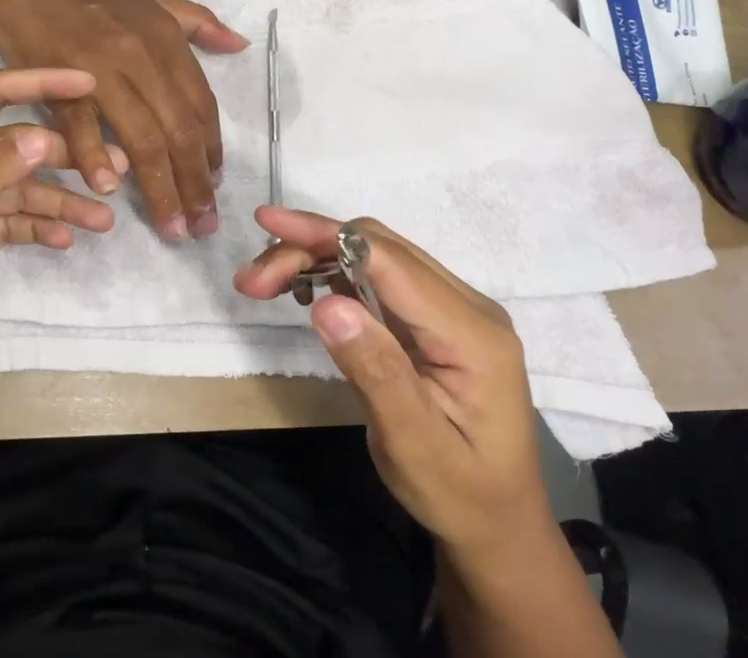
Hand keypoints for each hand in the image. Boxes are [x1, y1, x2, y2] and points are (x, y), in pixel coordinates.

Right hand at [0, 0, 247, 242]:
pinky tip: (109, 190)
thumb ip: (194, 21)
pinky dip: (95, 157)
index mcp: (164, 37)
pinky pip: (80, 124)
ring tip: (173, 227)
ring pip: (140, 137)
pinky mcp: (54, 77)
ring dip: (160, 188)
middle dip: (194, 184)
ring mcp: (97, 68)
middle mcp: (140, 55)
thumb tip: (238, 45)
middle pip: (178, 131)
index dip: (211, 152)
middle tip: (204, 227)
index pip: (199, 106)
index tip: (214, 187)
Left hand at [0, 68, 124, 337]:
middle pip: (17, 146)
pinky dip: (35, 228)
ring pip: (18, 190)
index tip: (88, 85)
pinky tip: (64, 240)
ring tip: (102, 220)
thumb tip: (46, 138)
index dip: (39, 83)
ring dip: (58, 201)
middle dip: (63, 156)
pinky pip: (7, 222)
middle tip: (115, 171)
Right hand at [233, 207, 552, 555]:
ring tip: (263, 286)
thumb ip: (376, 371)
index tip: (265, 225)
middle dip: (308, 247)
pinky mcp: (432, 321)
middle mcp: (467, 308)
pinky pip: (377, 277)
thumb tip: (328, 303)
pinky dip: (331, 273)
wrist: (497, 522)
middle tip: (251, 283)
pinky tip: (303, 293)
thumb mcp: (413, 444)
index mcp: (472, 334)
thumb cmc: (458, 492)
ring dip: (314, 257)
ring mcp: (451, 311)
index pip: (388, 261)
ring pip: (373, 256)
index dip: (325, 235)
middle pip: (377, 247)